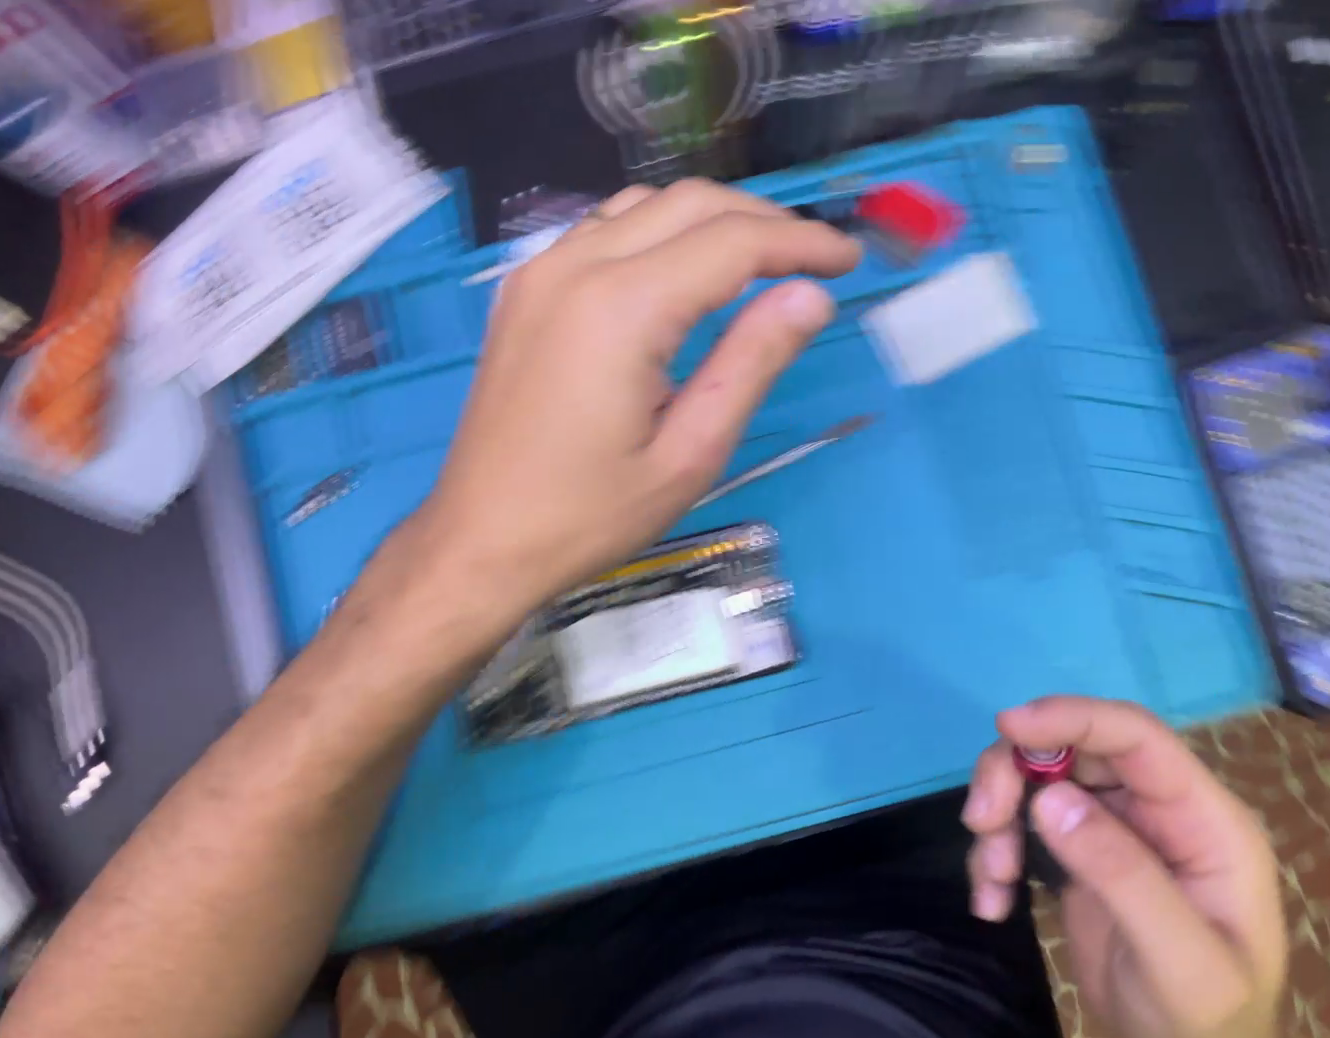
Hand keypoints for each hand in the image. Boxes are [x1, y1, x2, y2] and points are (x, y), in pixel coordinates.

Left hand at [396, 179, 859, 622]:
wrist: (480, 541)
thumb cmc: (588, 516)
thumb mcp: (688, 454)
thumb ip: (751, 365)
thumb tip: (810, 297)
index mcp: (623, 308)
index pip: (732, 242)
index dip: (801, 243)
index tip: (849, 262)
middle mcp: (576, 266)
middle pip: (689, 204)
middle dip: (763, 221)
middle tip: (814, 261)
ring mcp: (540, 272)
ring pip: (643, 205)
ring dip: (709, 221)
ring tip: (760, 263)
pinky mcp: (524, 292)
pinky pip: (603, 231)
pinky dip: (658, 233)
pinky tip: (683, 273)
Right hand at [962, 698, 1288, 1037]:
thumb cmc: (1208, 1022)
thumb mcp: (1181, 964)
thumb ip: (1124, 877)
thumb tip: (1049, 800)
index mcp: (1204, 819)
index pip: (1138, 737)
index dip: (1074, 718)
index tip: (1009, 727)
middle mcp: (1156, 809)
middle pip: (1073, 750)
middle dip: (1016, 774)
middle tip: (981, 820)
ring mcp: (1115, 828)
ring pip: (1039, 780)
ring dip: (1000, 817)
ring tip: (991, 876)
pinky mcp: (1078, 852)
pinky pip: (1023, 824)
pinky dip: (994, 854)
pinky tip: (991, 901)